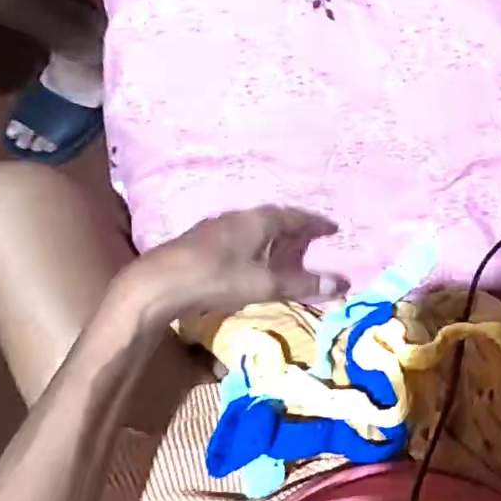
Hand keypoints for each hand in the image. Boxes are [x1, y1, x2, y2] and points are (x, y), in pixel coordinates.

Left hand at [124, 206, 348, 320]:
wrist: (158, 284)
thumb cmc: (217, 278)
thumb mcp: (265, 284)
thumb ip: (303, 284)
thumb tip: (341, 283)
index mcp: (258, 220)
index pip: (295, 217)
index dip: (315, 223)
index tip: (332, 227)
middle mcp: (238, 216)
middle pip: (274, 217)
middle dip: (294, 226)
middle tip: (310, 236)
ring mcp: (215, 226)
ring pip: (253, 225)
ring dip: (271, 234)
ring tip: (283, 246)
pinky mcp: (199, 241)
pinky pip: (237, 235)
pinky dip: (253, 243)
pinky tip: (249, 256)